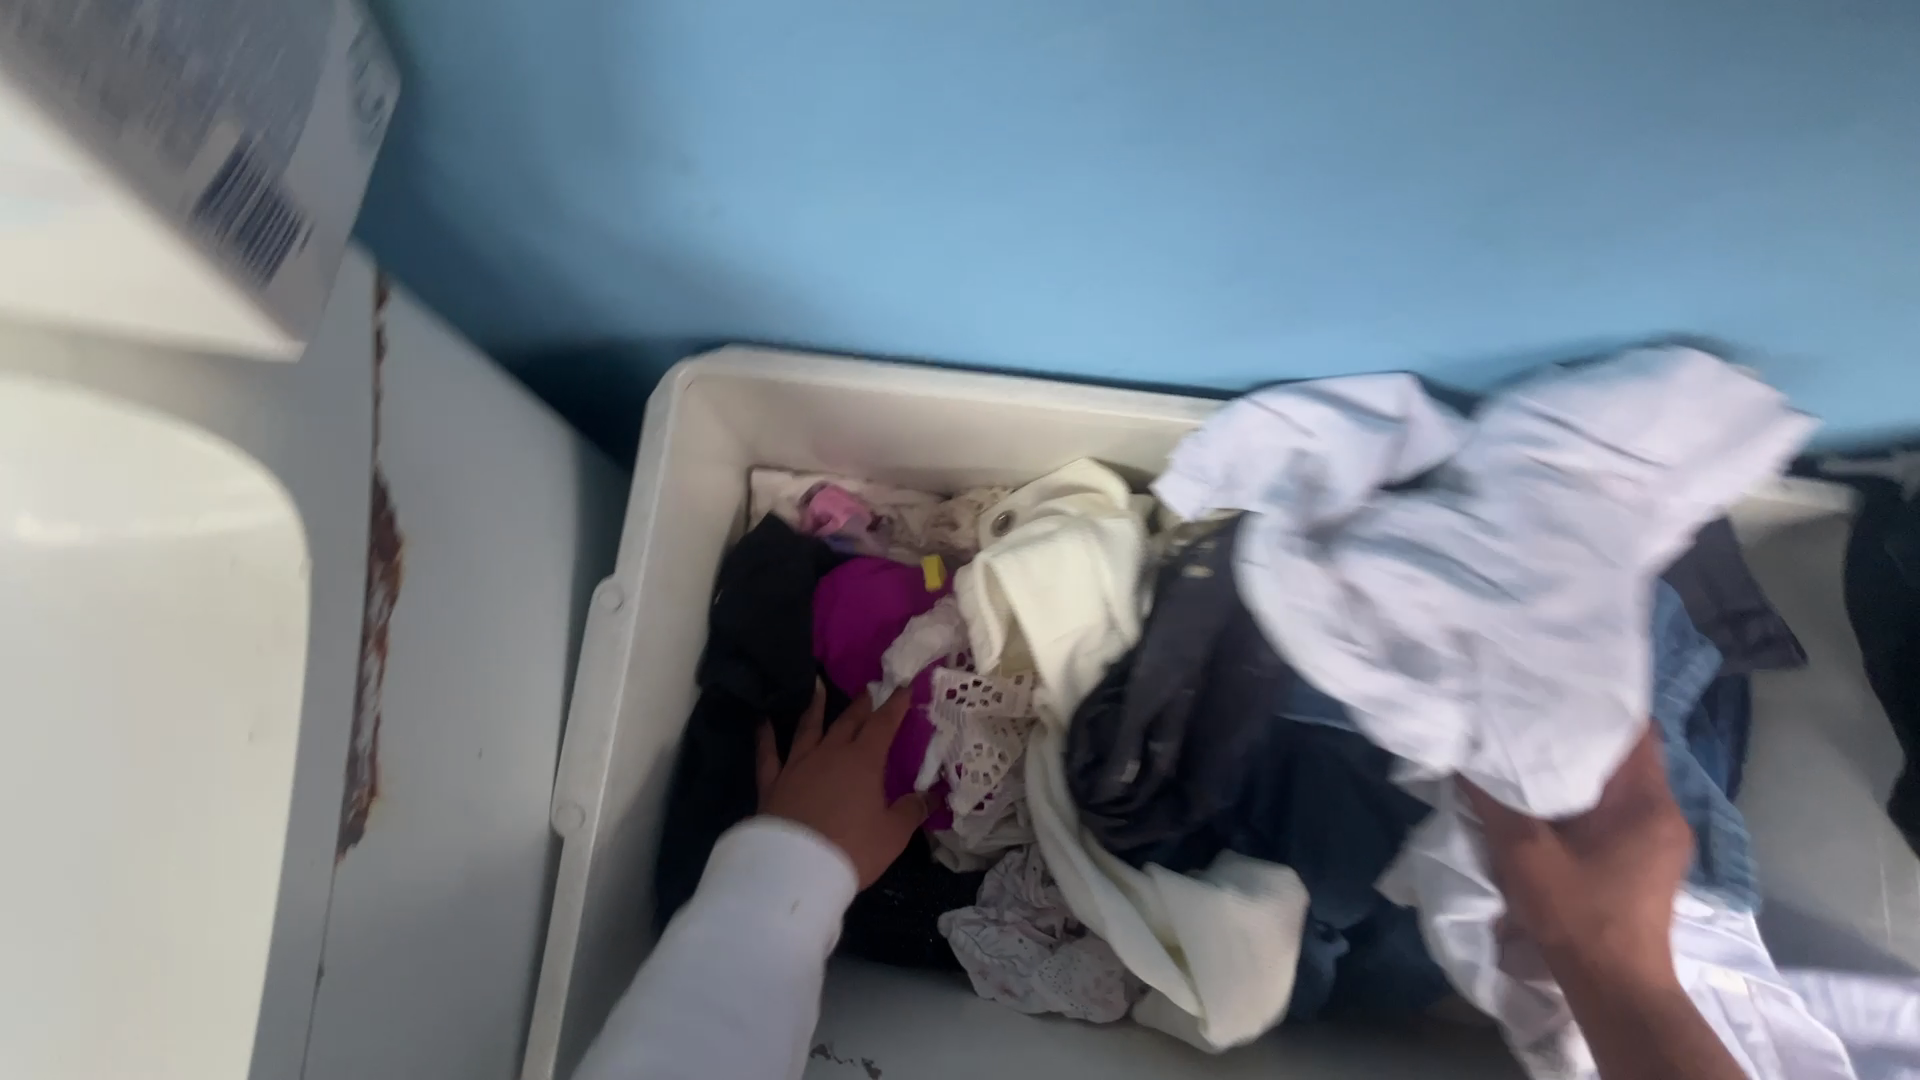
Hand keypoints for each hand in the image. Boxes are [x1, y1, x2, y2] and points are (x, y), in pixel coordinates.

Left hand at [756, 681, 928, 888]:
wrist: (795, 872)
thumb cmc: (851, 849)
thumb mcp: (893, 834)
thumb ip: (912, 810)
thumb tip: (932, 794)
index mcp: (863, 760)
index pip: (883, 724)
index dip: (895, 704)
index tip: (904, 686)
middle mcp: (831, 753)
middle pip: (849, 721)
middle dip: (862, 704)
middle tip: (869, 689)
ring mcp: (798, 764)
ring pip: (809, 727)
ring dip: (816, 706)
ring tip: (819, 686)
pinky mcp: (773, 782)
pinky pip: (767, 753)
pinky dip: (765, 735)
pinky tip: (762, 720)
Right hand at [1462, 726, 1691, 994]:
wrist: (1614, 986)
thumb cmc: (1574, 912)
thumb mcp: (1520, 848)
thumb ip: (1491, 796)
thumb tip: (1462, 753)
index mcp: (1645, 804)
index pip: (1635, 731)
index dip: (1597, 703)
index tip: (1551, 683)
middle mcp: (1663, 814)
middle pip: (1625, 753)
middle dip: (1576, 730)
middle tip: (1525, 709)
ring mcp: (1658, 838)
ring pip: (1618, 780)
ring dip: (1577, 762)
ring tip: (1526, 744)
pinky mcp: (1644, 857)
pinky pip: (1615, 804)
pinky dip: (1581, 789)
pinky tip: (1543, 791)